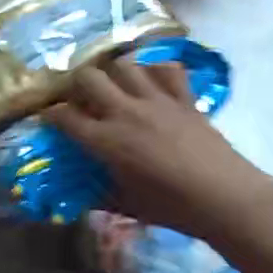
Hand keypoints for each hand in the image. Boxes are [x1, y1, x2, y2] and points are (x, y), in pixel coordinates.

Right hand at [46, 58, 272, 234]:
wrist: (224, 197)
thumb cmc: (171, 207)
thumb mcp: (125, 205)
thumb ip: (98, 195)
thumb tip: (81, 195)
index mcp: (105, 141)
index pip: (64, 116)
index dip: (50, 114)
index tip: (48, 118)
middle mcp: (126, 112)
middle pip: (89, 78)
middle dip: (76, 84)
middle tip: (79, 97)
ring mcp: (157, 101)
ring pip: (125, 65)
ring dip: (114, 73)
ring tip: (113, 86)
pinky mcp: (185, 99)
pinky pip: (167, 69)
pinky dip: (156, 70)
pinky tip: (152, 81)